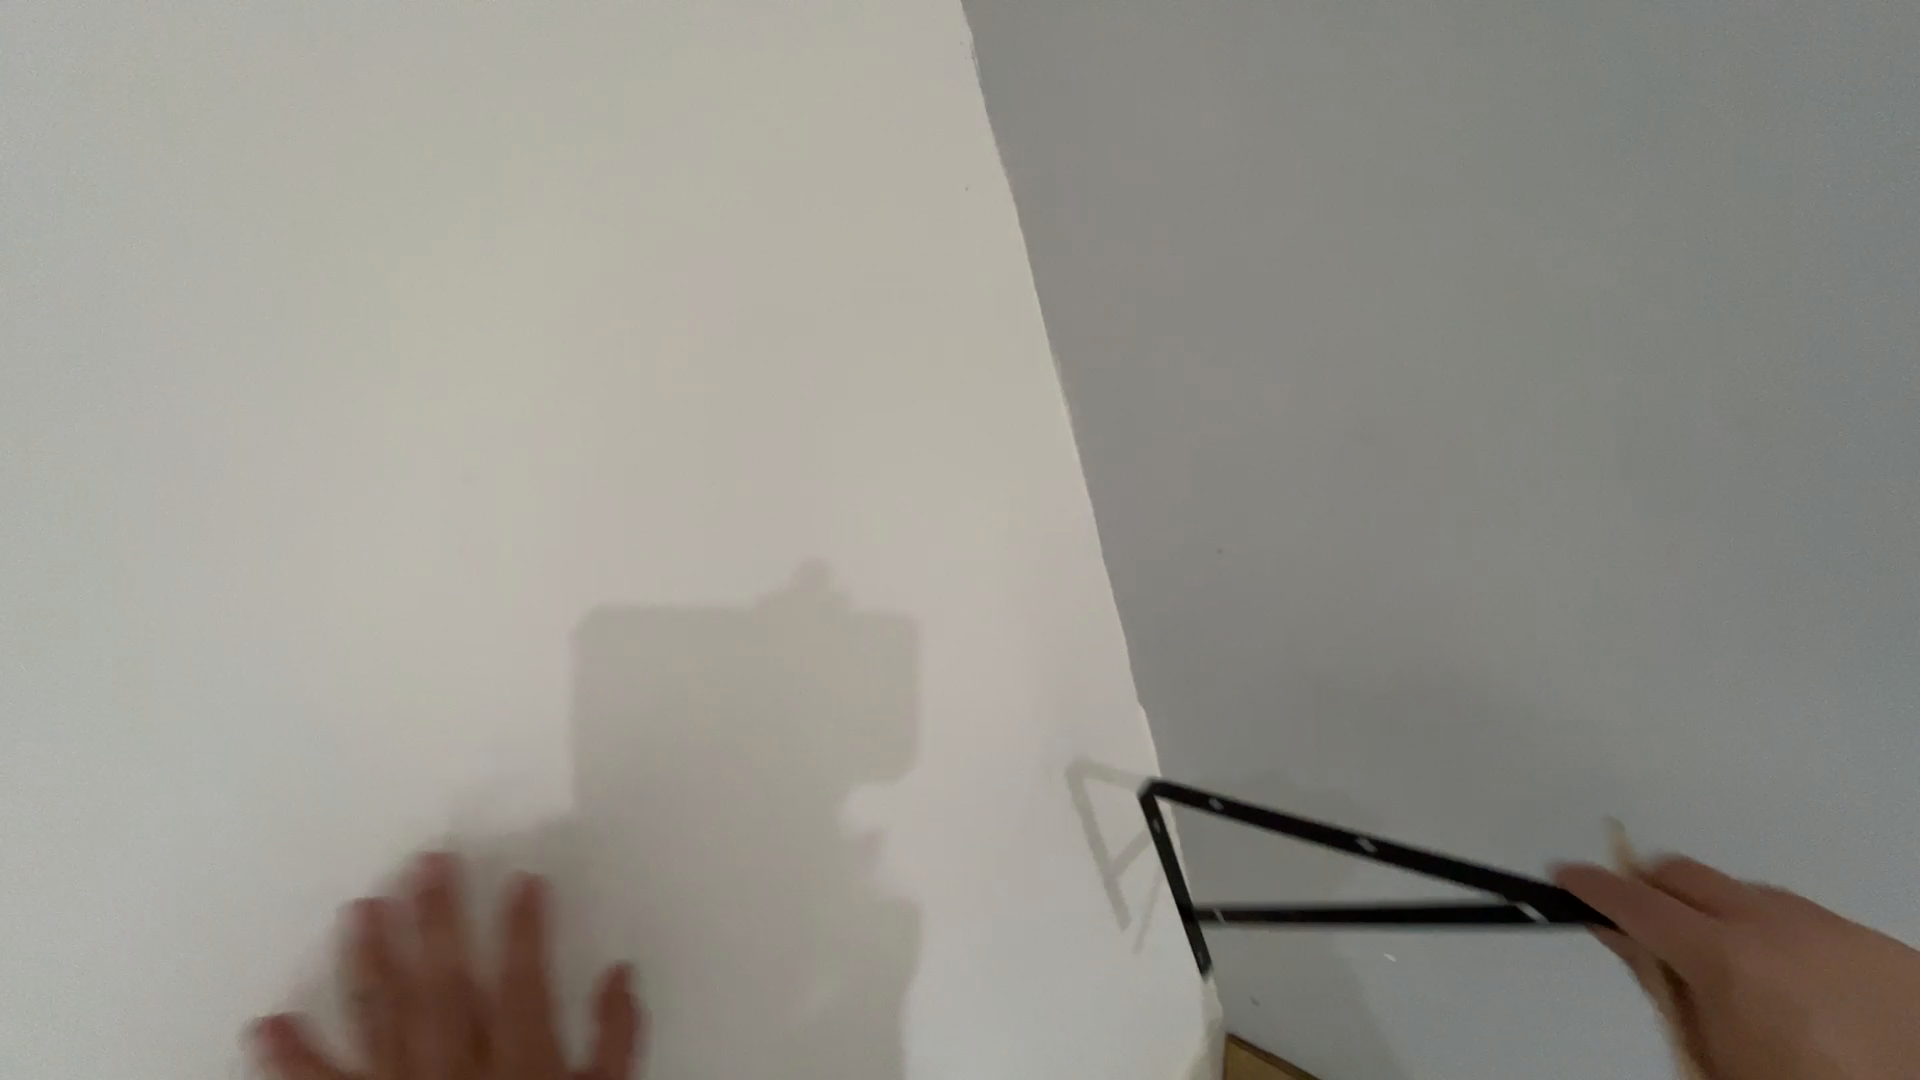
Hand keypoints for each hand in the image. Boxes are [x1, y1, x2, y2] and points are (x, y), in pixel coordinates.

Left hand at [252, 853, 644, 1079]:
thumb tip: (620, 971)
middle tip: (427, 863)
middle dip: (437, 922)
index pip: (521, 981)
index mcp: (519, 1064)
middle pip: (444, 987)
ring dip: (370, 964)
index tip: (523, 878)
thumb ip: (615, 1039)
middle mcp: (454, 1073)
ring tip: (360, 910)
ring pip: (381, 1022)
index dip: (524, 928)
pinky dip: (292, 1061)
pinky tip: (269, 1024)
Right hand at [1557, 857, 1919, 1079]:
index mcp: (1722, 958)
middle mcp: (1776, 928)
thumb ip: (1660, 986)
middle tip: (1643, 918)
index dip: (1589, 884)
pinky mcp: (1890, 949)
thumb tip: (1621, 935)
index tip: (1565, 876)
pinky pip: (1815, 919)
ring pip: (1749, 891)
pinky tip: (1798, 978)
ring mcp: (1838, 933)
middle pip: (1683, 873)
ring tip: (1732, 958)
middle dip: (1651, 888)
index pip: (1631, 901)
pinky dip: (1787, 935)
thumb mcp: (1709, 1053)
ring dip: (1722, 911)